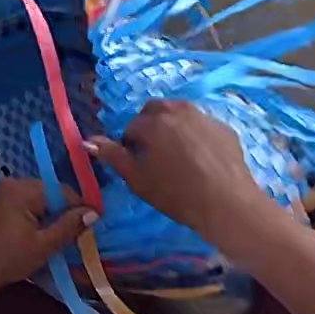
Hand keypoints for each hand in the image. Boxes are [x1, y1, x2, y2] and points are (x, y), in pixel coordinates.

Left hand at [0, 179, 94, 295]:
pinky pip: (21, 201)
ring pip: (35, 196)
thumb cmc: (9, 258)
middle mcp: (11, 183)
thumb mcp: (44, 245)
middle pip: (48, 191)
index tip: (93, 222)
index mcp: (22, 189)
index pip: (61, 190)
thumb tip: (94, 212)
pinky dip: (32, 212)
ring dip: (48, 211)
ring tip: (58, 232)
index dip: (79, 206)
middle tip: (76, 230)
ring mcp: (0, 191)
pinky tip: (37, 230)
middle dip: (62, 209)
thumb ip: (69, 226)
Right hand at [86, 101, 276, 233]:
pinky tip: (200, 160)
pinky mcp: (224, 127)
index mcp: (153, 121)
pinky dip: (195, 135)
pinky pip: (201, 125)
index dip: (130, 147)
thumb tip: (87, 140)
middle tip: (154, 156)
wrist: (227, 203)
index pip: (131, 128)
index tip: (138, 166)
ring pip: (179, 114)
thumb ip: (112, 155)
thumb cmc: (175, 193)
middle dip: (149, 128)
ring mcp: (204, 116)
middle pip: (154, 111)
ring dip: (172, 128)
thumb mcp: (137, 178)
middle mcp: (178, 110)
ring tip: (178, 157)